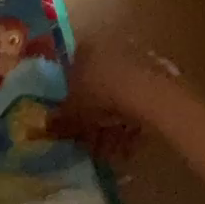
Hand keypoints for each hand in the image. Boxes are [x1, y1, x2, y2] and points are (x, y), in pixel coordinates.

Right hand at [50, 39, 173, 160]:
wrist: (146, 92)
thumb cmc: (99, 93)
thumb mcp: (74, 111)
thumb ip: (61, 119)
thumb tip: (47, 126)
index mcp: (85, 49)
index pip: (73, 75)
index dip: (73, 104)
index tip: (75, 125)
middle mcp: (109, 49)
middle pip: (98, 90)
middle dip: (95, 121)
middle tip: (94, 146)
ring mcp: (135, 61)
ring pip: (120, 99)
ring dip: (114, 128)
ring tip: (113, 154)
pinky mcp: (157, 78)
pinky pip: (139, 103)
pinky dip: (133, 125)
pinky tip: (130, 148)